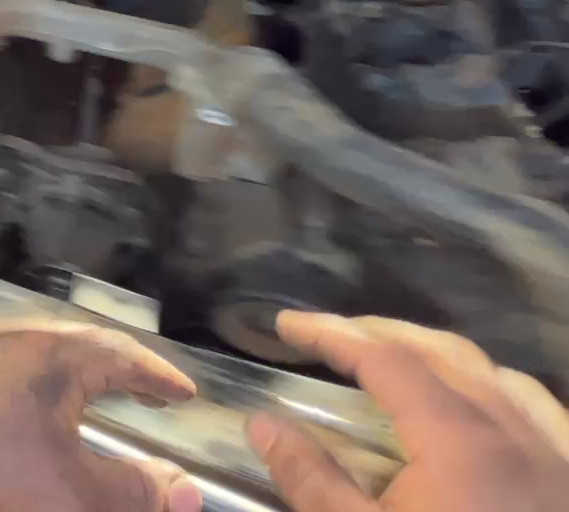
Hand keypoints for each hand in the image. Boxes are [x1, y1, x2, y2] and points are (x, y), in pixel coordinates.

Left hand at [0, 320, 203, 511]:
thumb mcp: (81, 496)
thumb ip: (139, 493)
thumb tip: (184, 487)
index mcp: (51, 356)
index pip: (118, 353)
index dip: (156, 374)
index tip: (184, 391)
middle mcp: (12, 342)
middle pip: (77, 341)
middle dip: (118, 364)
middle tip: (150, 387)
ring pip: (40, 351)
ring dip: (78, 369)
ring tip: (103, 392)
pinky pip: (13, 366)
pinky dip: (42, 381)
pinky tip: (42, 407)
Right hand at [247, 311, 568, 511]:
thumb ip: (312, 479)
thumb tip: (263, 422)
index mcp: (466, 446)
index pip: (386, 357)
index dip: (330, 332)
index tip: (284, 325)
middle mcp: (530, 443)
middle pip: (451, 356)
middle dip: (383, 333)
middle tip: (331, 336)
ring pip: (513, 385)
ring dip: (446, 361)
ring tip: (401, 366)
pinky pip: (553, 425)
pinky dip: (503, 399)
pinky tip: (479, 422)